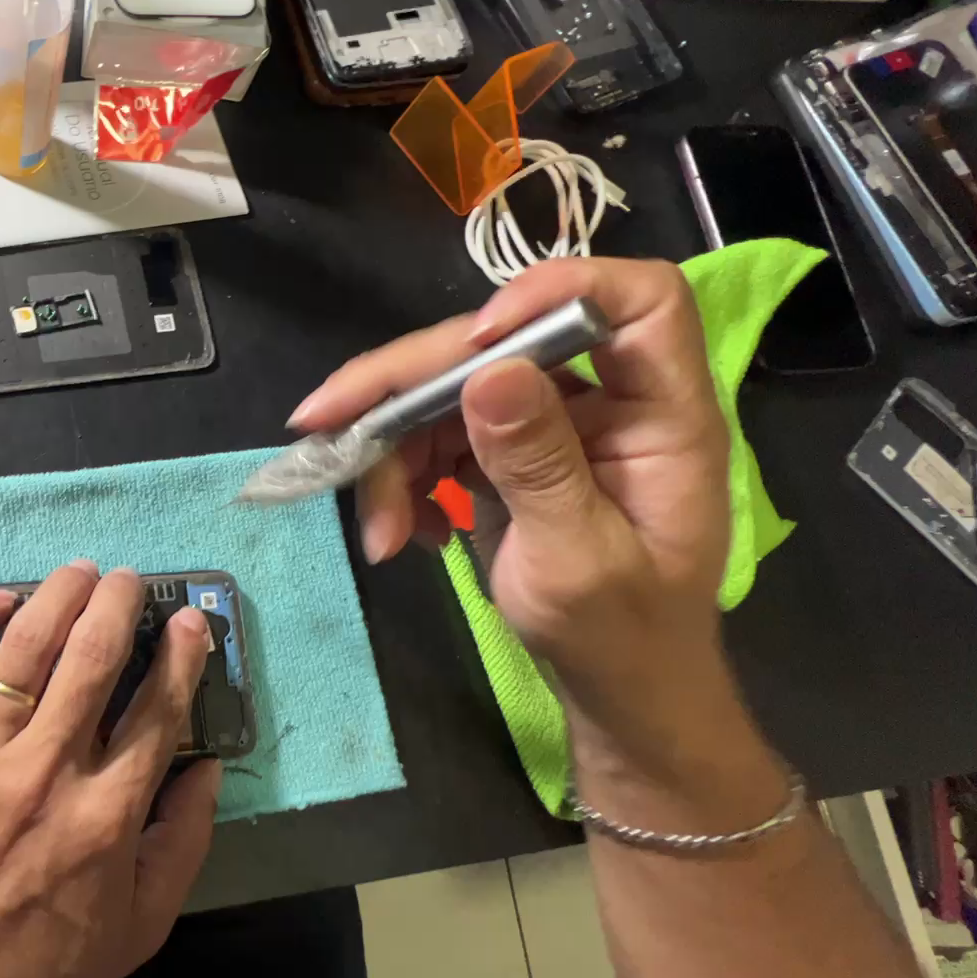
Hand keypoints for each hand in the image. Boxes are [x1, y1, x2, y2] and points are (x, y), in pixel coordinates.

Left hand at [0, 562, 223, 977]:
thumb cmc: (41, 967)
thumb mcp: (140, 926)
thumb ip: (183, 842)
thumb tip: (207, 765)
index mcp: (106, 816)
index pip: (157, 711)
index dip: (181, 656)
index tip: (189, 620)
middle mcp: (45, 771)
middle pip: (92, 660)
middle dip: (117, 604)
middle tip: (127, 579)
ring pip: (22, 648)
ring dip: (56, 596)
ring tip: (77, 571)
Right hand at [291, 259, 769, 803]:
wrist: (609, 683)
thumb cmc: (617, 633)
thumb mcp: (578, 561)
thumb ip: (538, 466)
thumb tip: (490, 373)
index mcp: (656, 415)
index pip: (635, 302)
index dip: (554, 294)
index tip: (472, 342)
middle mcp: (597, 402)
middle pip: (492, 348)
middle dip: (401, 388)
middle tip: (320, 422)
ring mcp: (541, 425)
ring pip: (442, 398)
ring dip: (390, 460)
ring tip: (383, 532)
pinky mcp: (497, 452)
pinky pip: (429, 440)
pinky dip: (400, 484)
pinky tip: (402, 535)